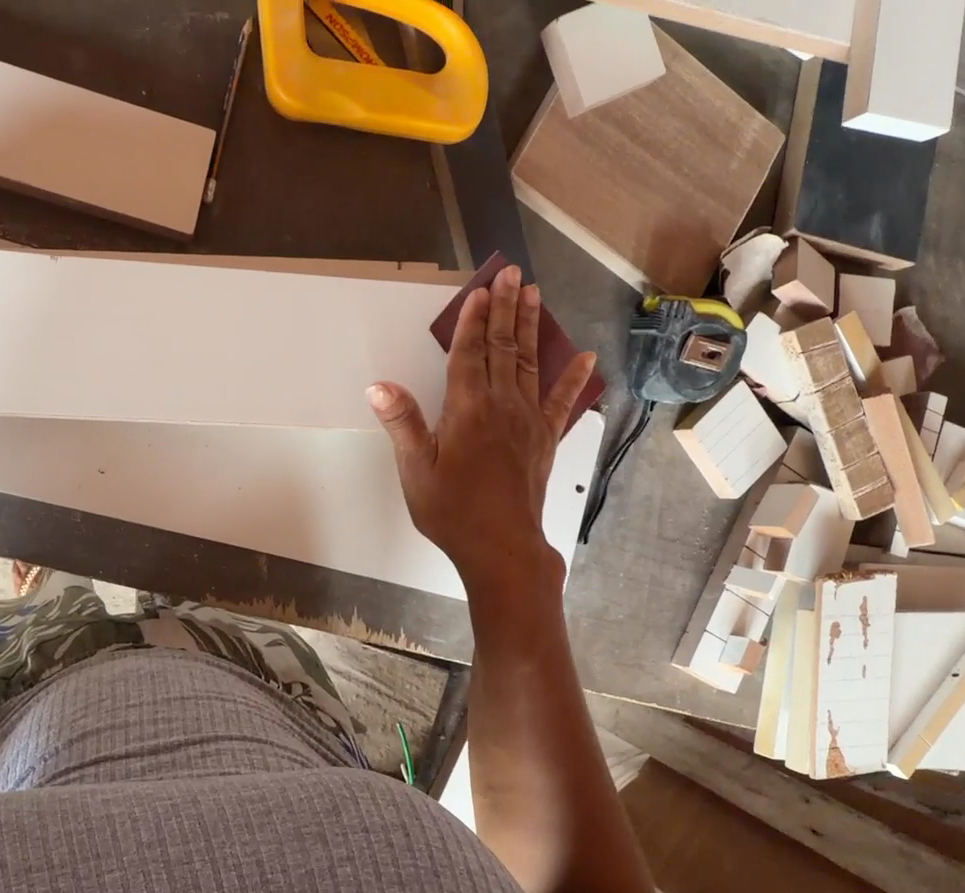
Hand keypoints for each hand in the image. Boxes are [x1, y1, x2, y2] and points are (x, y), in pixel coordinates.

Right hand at [368, 265, 595, 595]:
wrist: (501, 546)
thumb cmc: (452, 510)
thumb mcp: (415, 469)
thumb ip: (402, 423)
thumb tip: (379, 386)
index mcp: (467, 409)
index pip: (469, 354)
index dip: (473, 321)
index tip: (480, 290)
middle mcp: (501, 406)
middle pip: (503, 348)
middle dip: (506, 309)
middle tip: (513, 274)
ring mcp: (527, 421)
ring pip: (530, 363)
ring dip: (532, 328)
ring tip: (535, 296)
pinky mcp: (544, 439)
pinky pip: (560, 401)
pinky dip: (573, 378)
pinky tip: (585, 358)